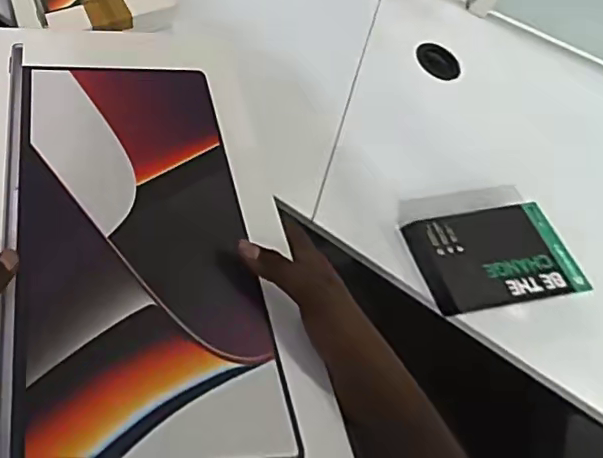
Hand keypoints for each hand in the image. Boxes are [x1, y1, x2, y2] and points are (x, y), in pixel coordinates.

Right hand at [238, 214, 468, 457]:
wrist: (376, 400)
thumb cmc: (362, 347)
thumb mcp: (315, 296)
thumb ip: (281, 268)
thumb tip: (247, 246)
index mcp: (316, 268)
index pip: (286, 231)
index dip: (266, 217)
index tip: (242, 201)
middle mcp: (309, 287)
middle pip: (274, 261)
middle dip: (253, 253)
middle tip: (227, 240)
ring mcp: (304, 313)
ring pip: (270, 291)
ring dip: (254, 288)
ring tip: (232, 276)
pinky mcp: (298, 339)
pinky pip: (269, 320)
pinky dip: (258, 318)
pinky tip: (247, 320)